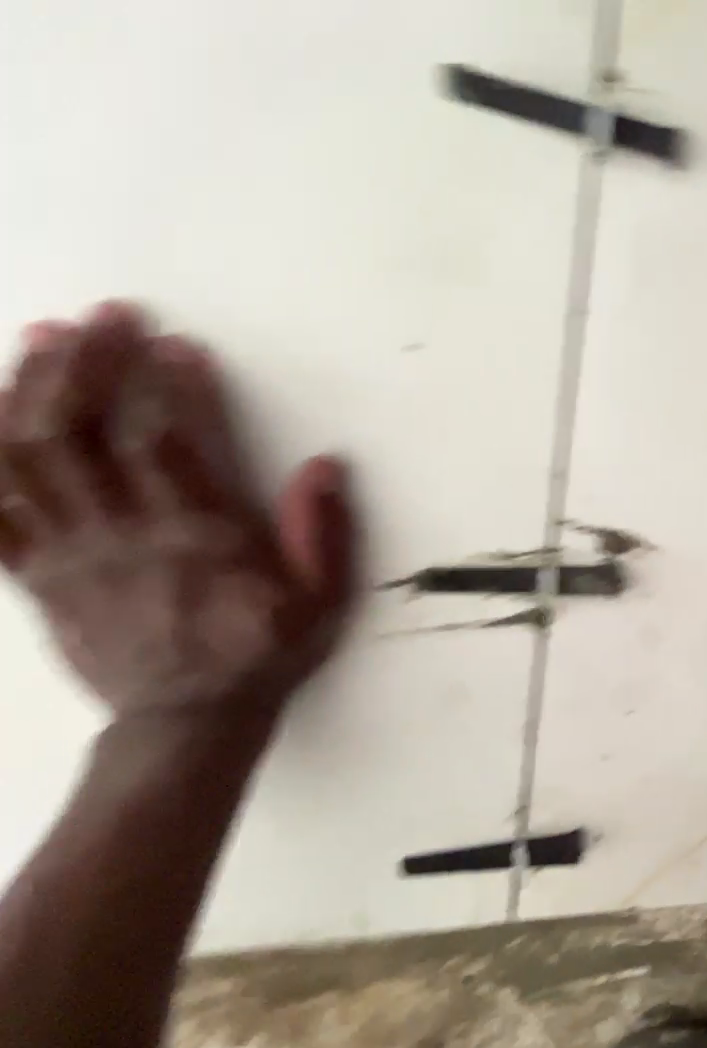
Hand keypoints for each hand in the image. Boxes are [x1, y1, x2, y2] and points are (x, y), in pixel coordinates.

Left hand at [0, 303, 357, 736]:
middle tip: (102, 316)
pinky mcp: (31, 572)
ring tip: (40, 338)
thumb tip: (324, 465)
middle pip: (82, 434)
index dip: (170, 387)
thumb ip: (319, 531)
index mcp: (202, 539)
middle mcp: (126, 535)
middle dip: (87, 365)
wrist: (189, 718)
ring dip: (25, 389)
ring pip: (24, 458)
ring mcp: (68, 553)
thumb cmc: (267, 651)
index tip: (178, 345)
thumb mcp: (322, 598)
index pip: (172, 445)